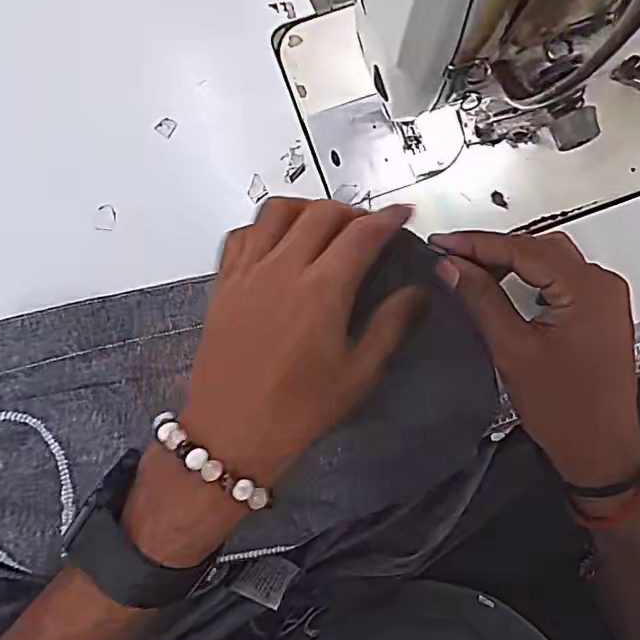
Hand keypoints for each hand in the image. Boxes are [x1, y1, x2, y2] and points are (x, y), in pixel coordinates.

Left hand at [123, 199, 426, 565]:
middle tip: (368, 224)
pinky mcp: (224, 285)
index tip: (400, 215)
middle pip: (322, 212)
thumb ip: (390, 326)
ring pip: (277, 211)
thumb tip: (414, 297)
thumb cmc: (294, 411)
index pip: (363, 233)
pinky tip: (275, 240)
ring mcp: (248, 274)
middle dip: (353, 210)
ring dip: (307, 207)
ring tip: (323, 222)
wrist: (232, 432)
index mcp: (322, 290)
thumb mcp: (358, 374)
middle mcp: (282, 271)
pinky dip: (264, 225)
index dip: (388, 218)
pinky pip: (241, 234)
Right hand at [430, 230, 639, 489]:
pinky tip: (502, 283)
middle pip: (538, 247)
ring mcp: (604, 298)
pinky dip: (528, 276)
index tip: (445, 244)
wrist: (598, 448)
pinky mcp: (598, 311)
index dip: (477, 244)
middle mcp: (603, 286)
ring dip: (509, 260)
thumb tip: (455, 268)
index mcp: (589, 290)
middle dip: (491, 248)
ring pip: (549, 260)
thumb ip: (482, 299)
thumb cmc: (568, 410)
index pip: (524, 249)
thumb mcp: (513, 348)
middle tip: (451, 254)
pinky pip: (560, 278)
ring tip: (470, 267)